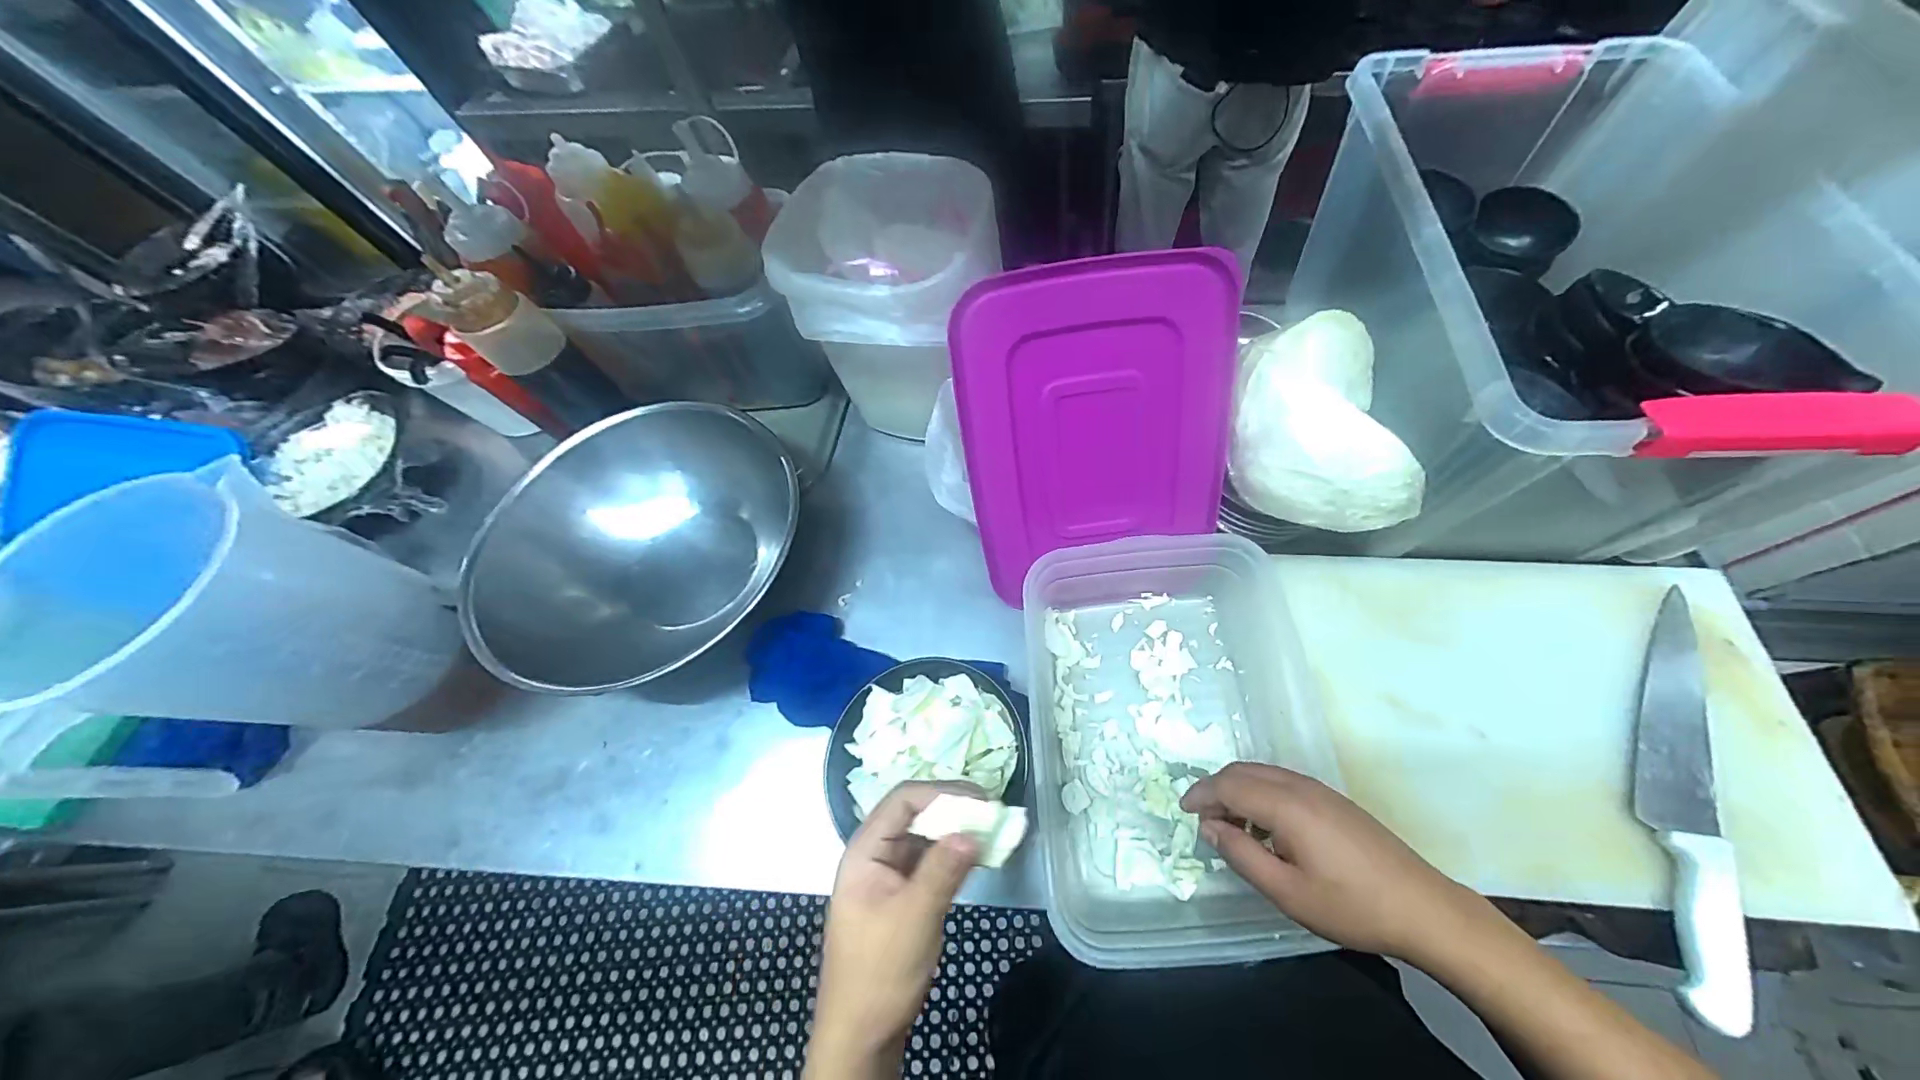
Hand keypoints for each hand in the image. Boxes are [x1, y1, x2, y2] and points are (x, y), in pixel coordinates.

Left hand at [806, 782, 979, 1078]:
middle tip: (993, 813)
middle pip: (914, 815)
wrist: (860, 1035)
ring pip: (924, 839)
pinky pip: (928, 863)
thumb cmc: (880, 973)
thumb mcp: (915, 917)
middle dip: (952, 809)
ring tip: (992, 832)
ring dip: (955, 832)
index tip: (981, 799)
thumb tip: (973, 830)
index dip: (941, 792)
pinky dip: (952, 857)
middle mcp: (874, 855)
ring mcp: (887, 876)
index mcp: (864, 851)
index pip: (902, 800)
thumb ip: (943, 869)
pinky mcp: (901, 897)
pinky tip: (978, 858)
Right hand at [1180, 762, 1492, 964]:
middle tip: (1203, 820)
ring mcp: (1322, 791)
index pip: (1229, 784)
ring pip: (1264, 774)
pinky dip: (1261, 794)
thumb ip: (1242, 854)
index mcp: (1287, 805)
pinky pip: (1283, 783)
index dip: (1201, 795)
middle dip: (1216, 789)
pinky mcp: (1336, 801)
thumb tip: (1210, 827)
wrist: (1427, 911)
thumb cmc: (1352, 906)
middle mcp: (1302, 786)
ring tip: (1231, 827)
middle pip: (1244, 771)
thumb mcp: (1287, 891)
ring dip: (1238, 791)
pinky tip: (1266, 828)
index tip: (1184, 813)